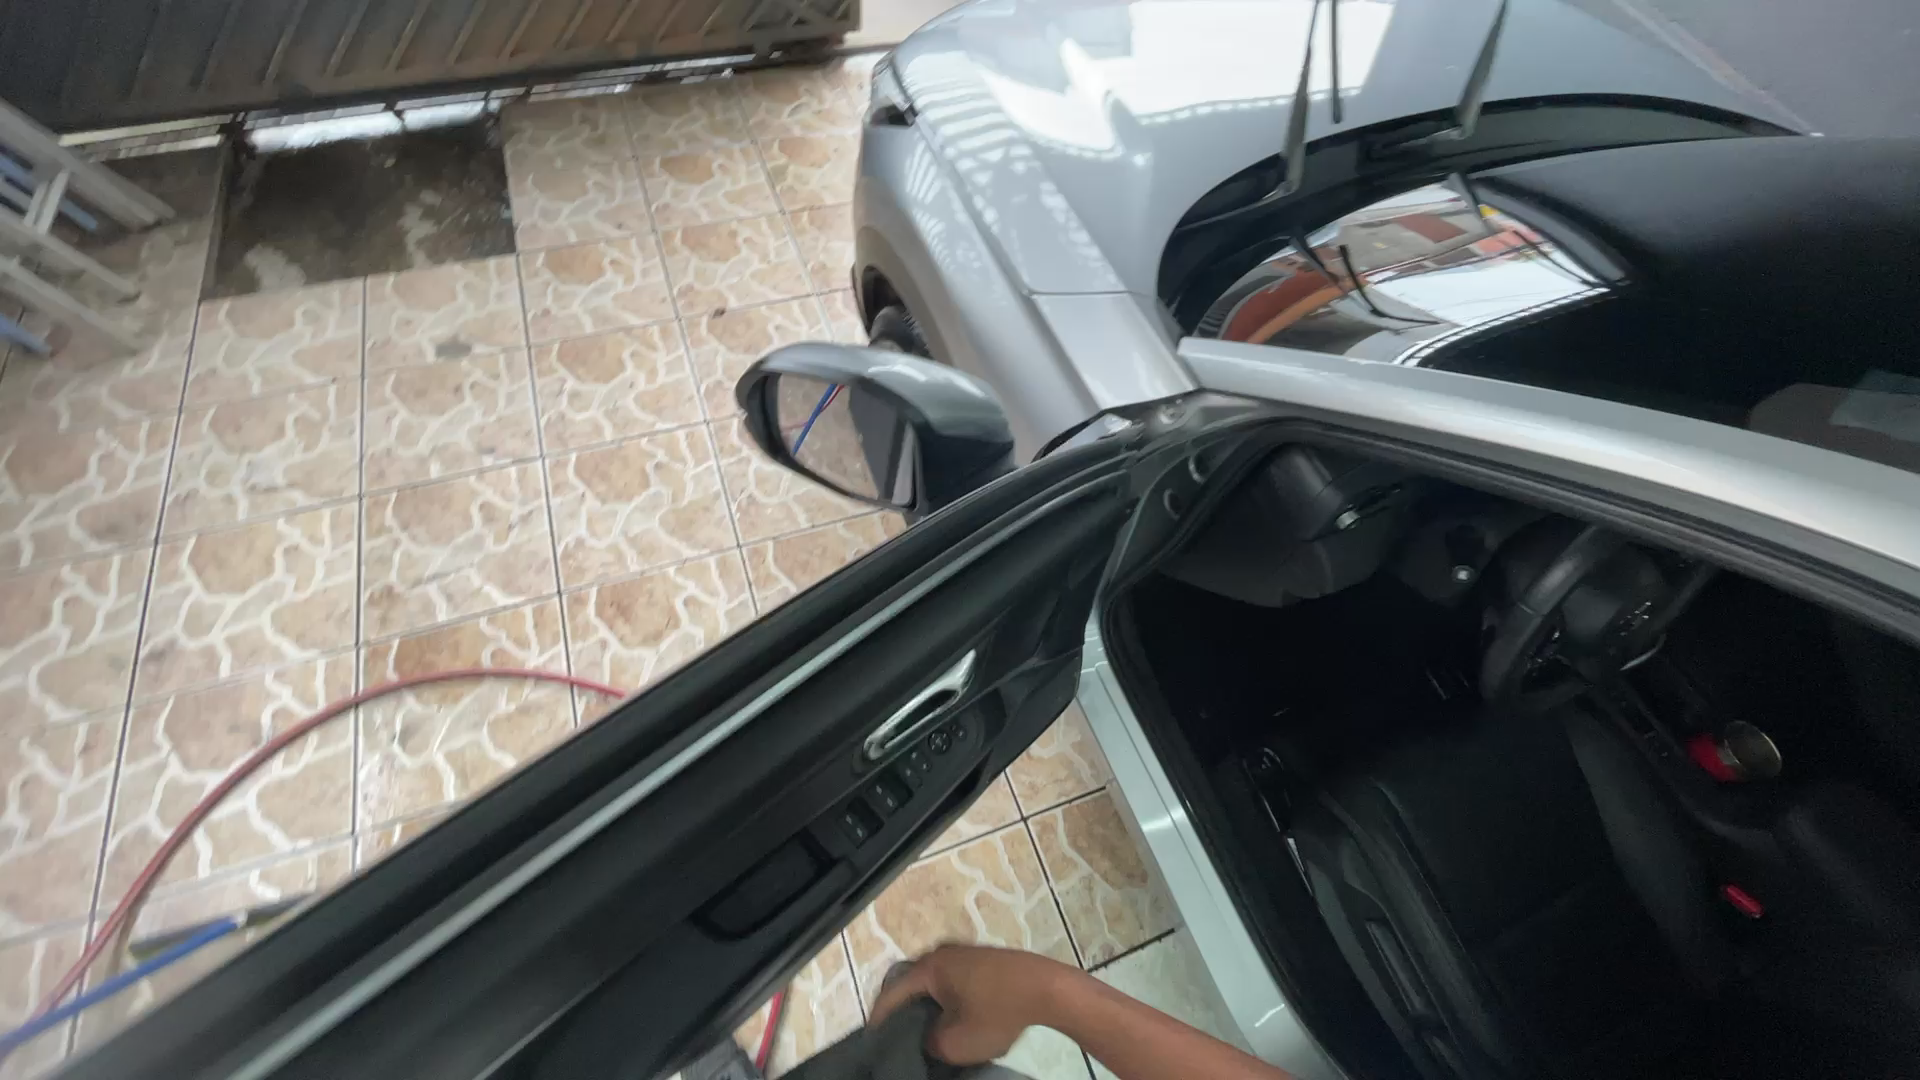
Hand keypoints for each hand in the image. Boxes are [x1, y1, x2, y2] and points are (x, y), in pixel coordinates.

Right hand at [867, 944, 1079, 1064]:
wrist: (1044, 987)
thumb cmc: (996, 1011)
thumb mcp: (957, 1042)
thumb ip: (931, 1042)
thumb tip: (928, 1036)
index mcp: (930, 967)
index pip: (894, 992)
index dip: (880, 1016)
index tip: (871, 1038)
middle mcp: (942, 953)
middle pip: (911, 983)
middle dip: (901, 1009)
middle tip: (894, 1036)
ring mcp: (962, 954)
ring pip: (932, 982)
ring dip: (924, 1004)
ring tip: (919, 1031)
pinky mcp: (980, 961)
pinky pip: (950, 980)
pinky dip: (942, 999)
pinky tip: (948, 1017)